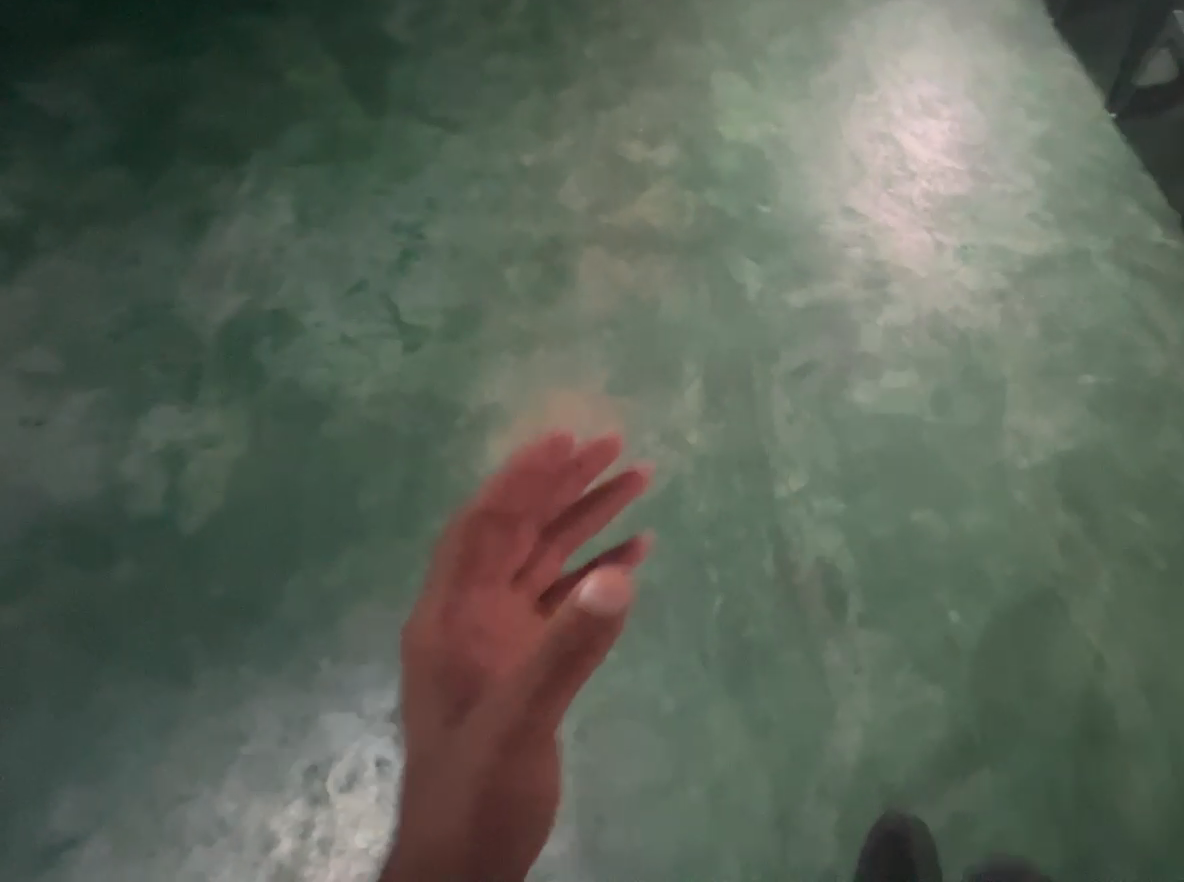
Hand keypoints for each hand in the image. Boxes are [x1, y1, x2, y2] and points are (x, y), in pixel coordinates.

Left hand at [383, 432, 652, 881]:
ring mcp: (501, 635)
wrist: (467, 861)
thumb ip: (568, 646)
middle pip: (519, 530)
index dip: (524, 478)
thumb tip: (622, 574)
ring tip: (638, 476)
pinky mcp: (528, 656)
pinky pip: (566, 594)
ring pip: (547, 556)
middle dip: (563, 484)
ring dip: (589, 517)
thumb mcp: (521, 720)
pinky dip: (600, 565)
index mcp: (452, 617)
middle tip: (613, 443)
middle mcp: (473, 614)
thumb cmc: (478, 791)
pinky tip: (637, 549)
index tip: (566, 438)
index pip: (486, 526)